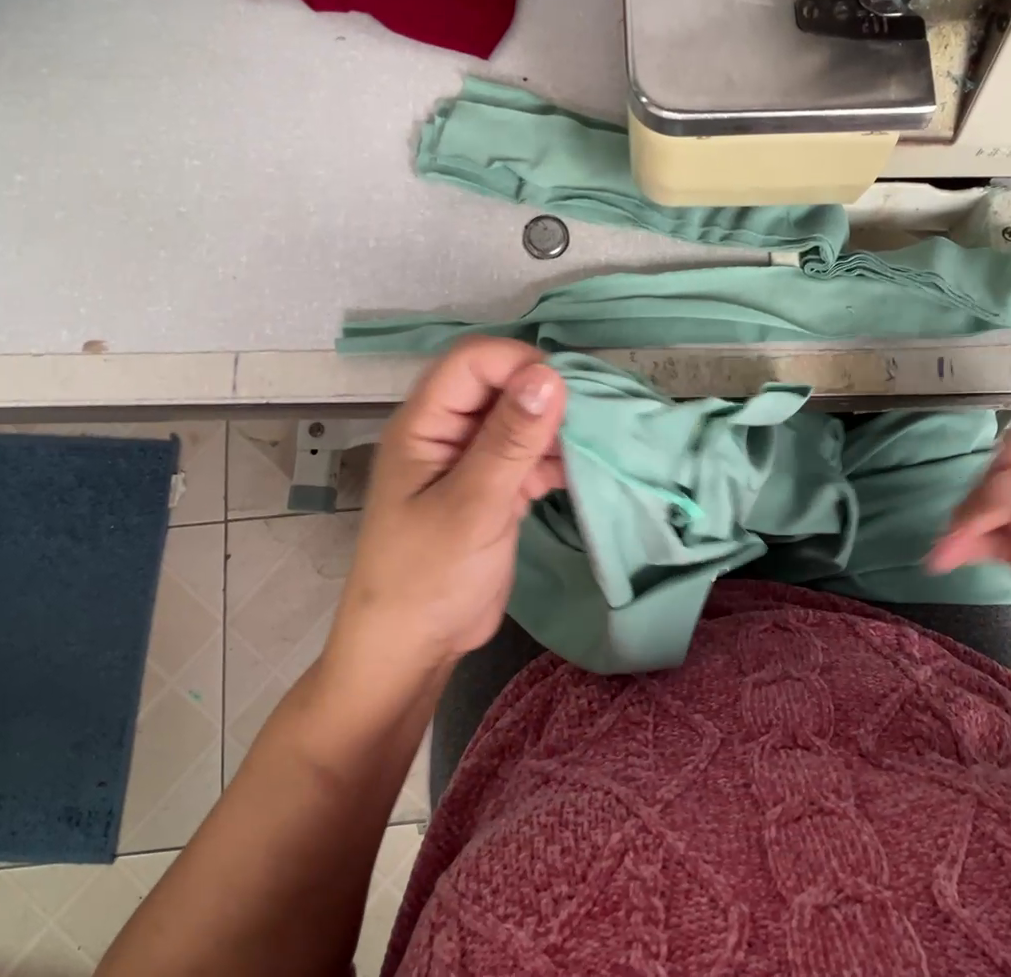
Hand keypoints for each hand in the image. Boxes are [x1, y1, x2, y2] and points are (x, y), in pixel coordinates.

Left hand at [332, 337, 565, 667]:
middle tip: (592, 421)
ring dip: (558, 431)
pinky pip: (530, 458)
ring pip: (522, 422)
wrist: (413, 648)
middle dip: (546, 396)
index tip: (568, 393)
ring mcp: (472, 463)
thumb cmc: (426, 577)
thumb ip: (510, 441)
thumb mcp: (471, 507)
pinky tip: (586, 474)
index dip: (519, 364)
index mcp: (424, 424)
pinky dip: (557, 462)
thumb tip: (549, 375)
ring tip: (596, 449)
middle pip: (501, 386)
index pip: (473, 362)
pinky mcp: (495, 491)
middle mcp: (448, 433)